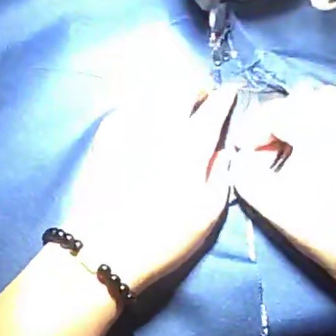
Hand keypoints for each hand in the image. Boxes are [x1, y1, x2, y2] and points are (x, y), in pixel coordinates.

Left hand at [62, 85, 238, 292]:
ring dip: (169, 94)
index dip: (226, 95)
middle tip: (202, 100)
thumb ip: (221, 176)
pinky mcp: (104, 136)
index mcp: (191, 143)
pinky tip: (144, 123)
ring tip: (174, 109)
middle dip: (196, 87)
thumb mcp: (207, 214)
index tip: (231, 92)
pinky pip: (128, 106)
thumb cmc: (163, 238)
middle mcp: (160, 125)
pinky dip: (143, 106)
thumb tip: (222, 152)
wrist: (103, 250)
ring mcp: (128, 125)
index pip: (215, 105)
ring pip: (152, 91)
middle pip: (181, 86)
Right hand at [230, 83, 335, 287]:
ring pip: (326, 104)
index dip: (252, 131)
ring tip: (289, 151)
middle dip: (277, 121)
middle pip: (301, 100)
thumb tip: (244, 156)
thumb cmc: (325, 227)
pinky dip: (326, 127)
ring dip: (302, 121)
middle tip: (263, 151)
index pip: (276, 111)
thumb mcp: (270, 202)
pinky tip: (317, 157)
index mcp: (326, 122)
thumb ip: (244, 172)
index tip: (241, 152)